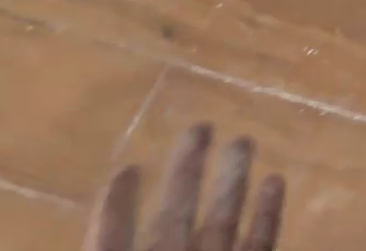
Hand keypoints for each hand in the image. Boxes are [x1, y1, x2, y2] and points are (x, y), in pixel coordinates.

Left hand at [85, 124, 284, 250]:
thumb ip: (105, 239)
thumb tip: (90, 203)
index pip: (112, 235)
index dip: (116, 204)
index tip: (128, 167)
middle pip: (174, 215)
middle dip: (187, 170)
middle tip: (200, 126)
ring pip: (221, 222)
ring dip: (232, 181)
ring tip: (242, 139)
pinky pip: (258, 244)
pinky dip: (267, 213)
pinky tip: (276, 180)